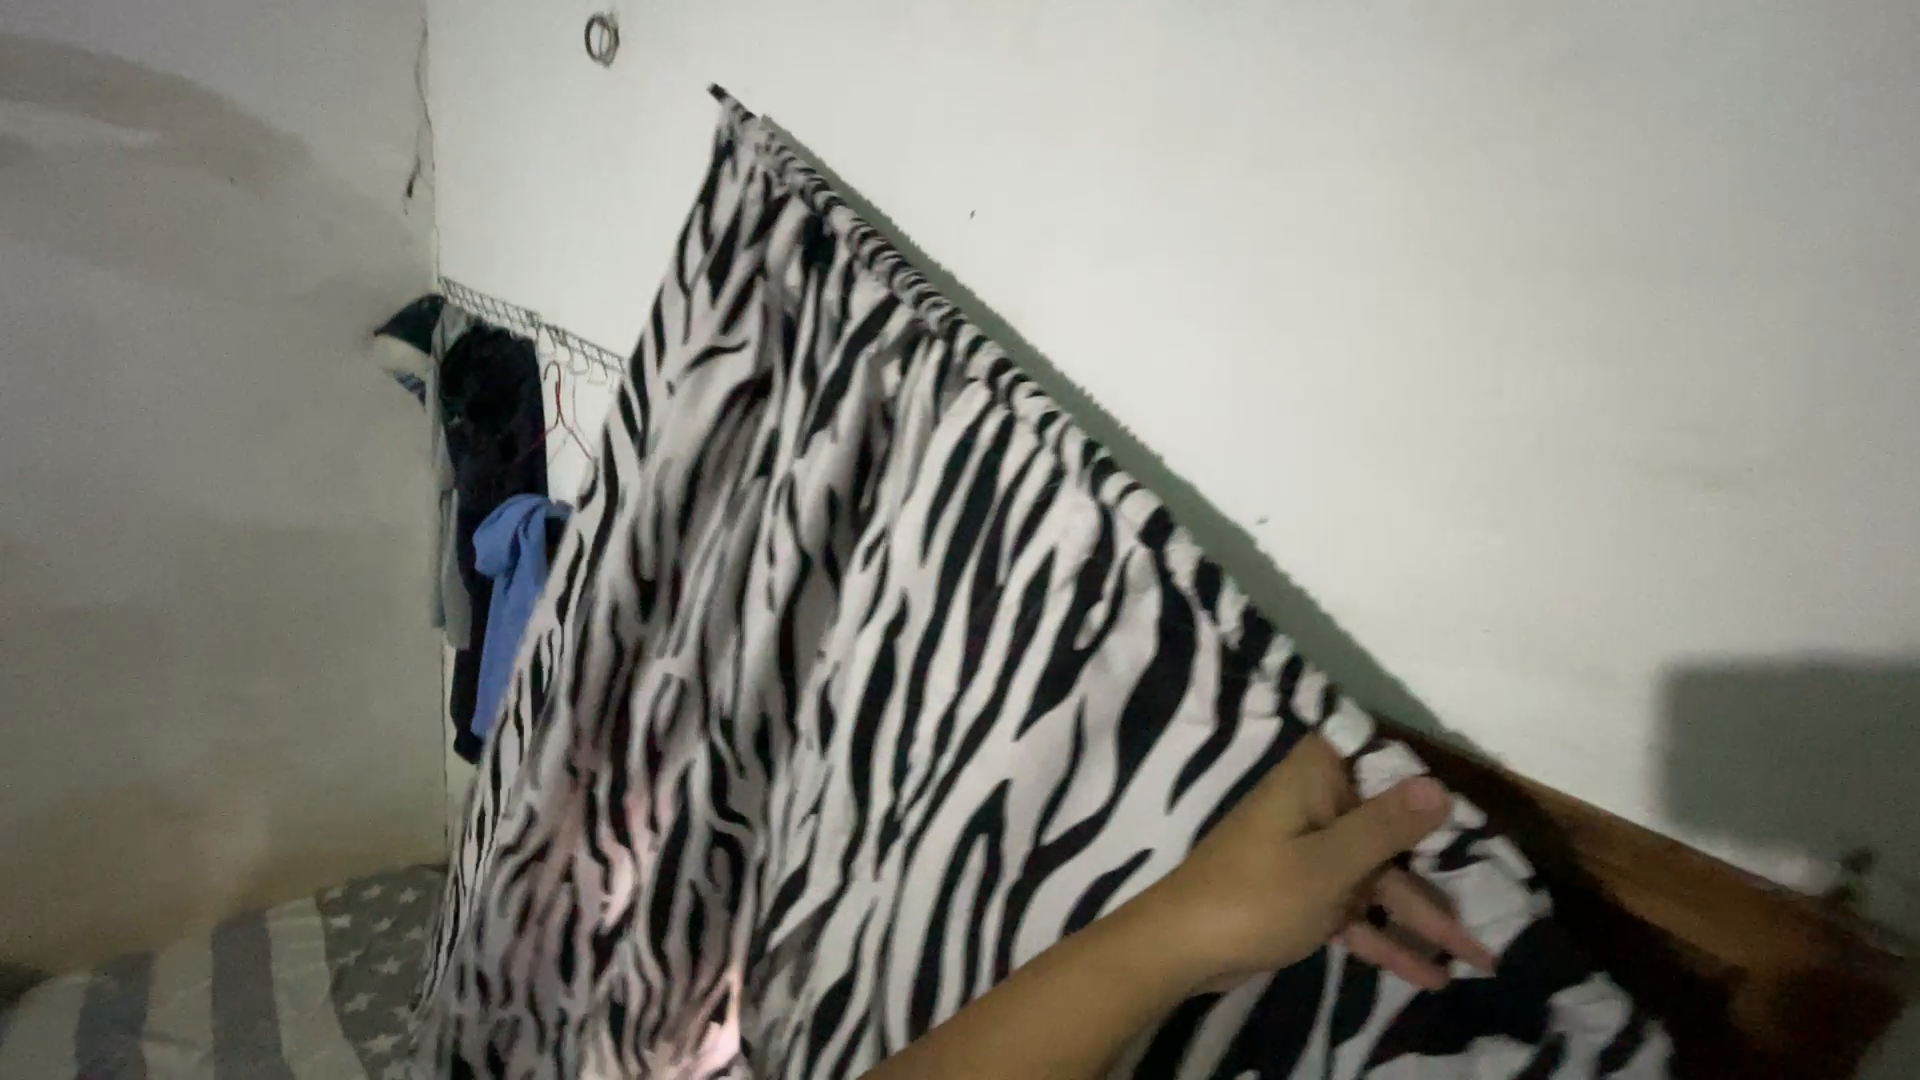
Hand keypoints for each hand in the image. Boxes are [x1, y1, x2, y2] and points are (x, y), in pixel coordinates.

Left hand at [1130, 733, 1496, 991]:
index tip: (1466, 796)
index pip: (1367, 752)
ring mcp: (1306, 854)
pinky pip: (1354, 909)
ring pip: (1375, 875)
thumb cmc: (1257, 894)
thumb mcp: (1328, 864)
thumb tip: (1437, 784)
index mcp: (1310, 783)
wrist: (1186, 946)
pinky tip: (1432, 979)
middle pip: (1384, 824)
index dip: (1413, 769)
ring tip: (1485, 961)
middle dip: (1436, 861)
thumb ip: (1383, 826)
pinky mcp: (1301, 895)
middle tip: (1499, 894)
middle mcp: (1311, 809)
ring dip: (1422, 915)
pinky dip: (1385, 938)